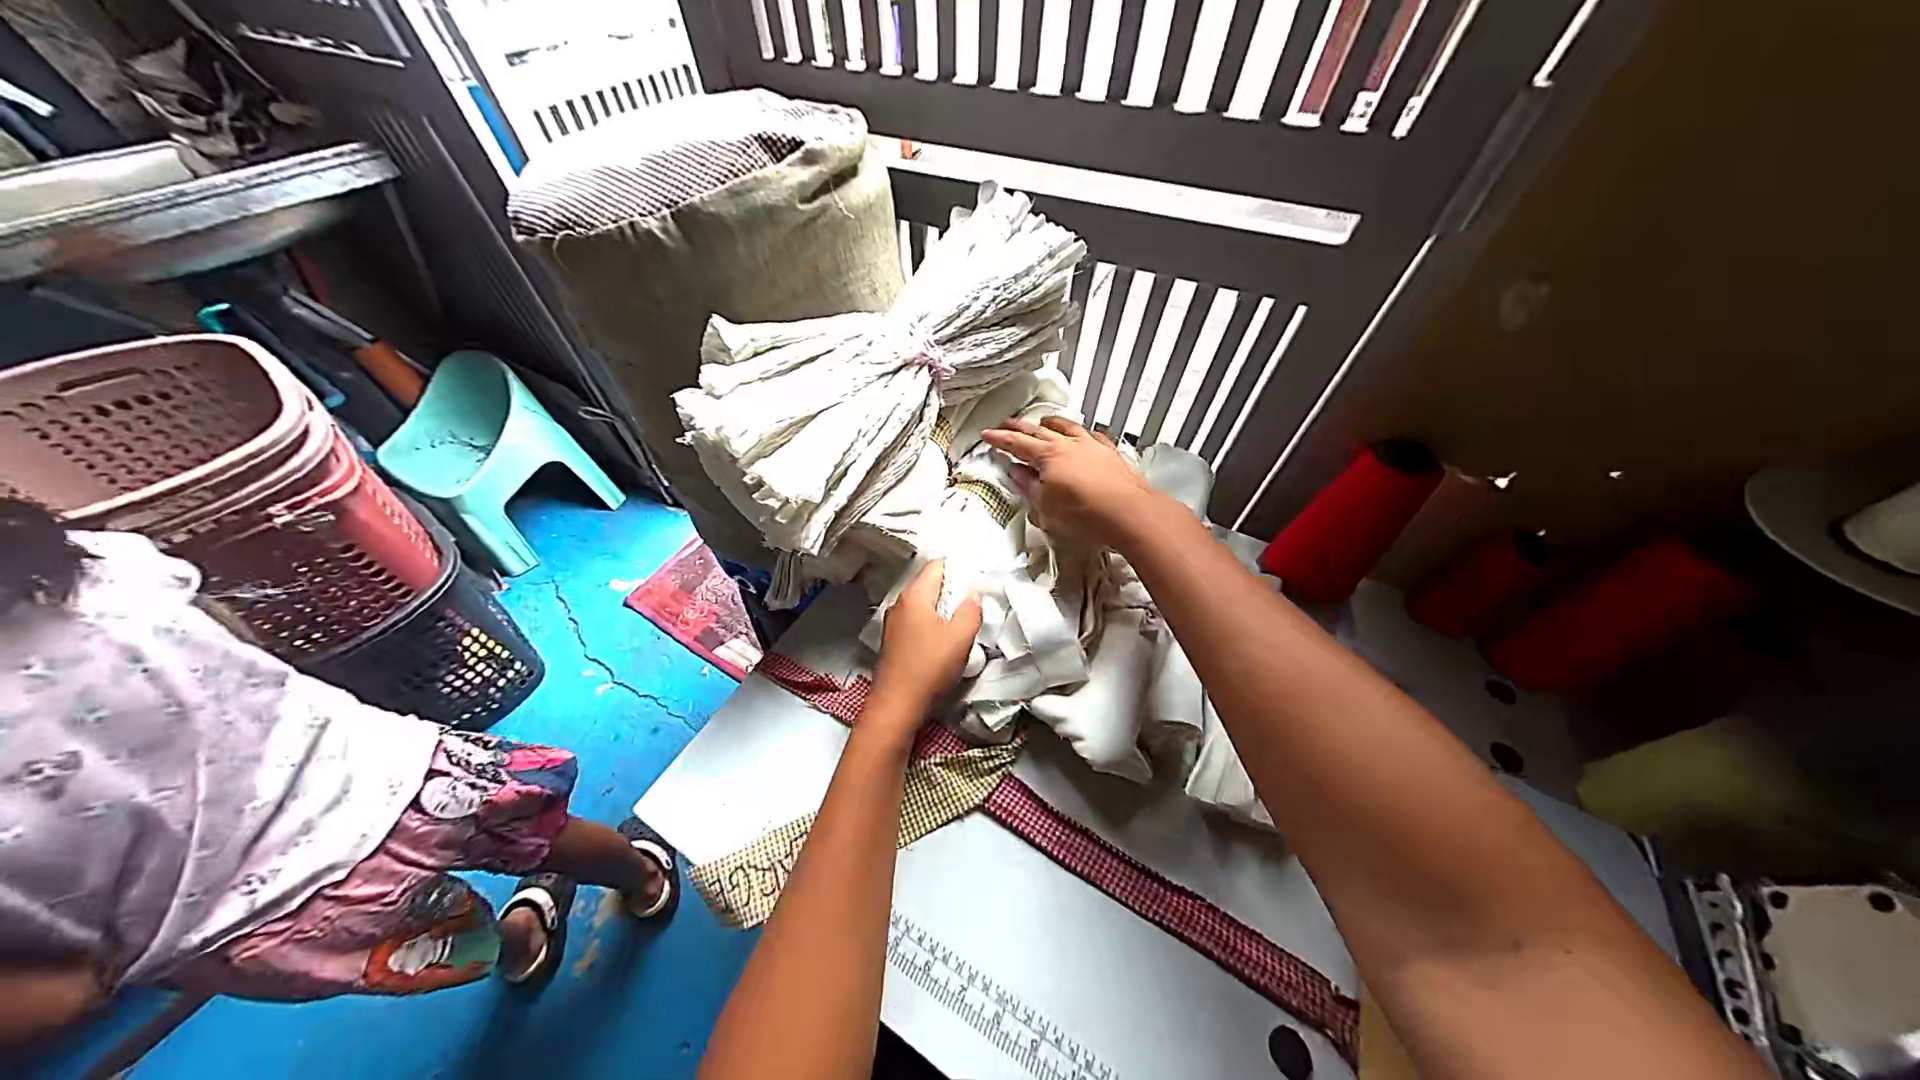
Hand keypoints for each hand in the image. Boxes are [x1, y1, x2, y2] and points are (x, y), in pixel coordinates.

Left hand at [872, 560, 982, 723]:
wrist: (896, 705)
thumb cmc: (929, 667)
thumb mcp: (960, 637)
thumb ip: (971, 610)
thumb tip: (973, 596)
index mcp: (914, 595)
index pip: (937, 566)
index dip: (959, 569)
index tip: (977, 581)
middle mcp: (899, 604)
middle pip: (929, 585)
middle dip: (953, 591)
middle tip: (974, 603)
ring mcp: (893, 623)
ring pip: (923, 605)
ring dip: (943, 610)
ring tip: (962, 624)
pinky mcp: (893, 641)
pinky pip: (916, 622)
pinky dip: (932, 625)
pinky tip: (943, 642)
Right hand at [979, 415, 1158, 544]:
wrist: (1129, 514)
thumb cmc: (1085, 514)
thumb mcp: (1046, 506)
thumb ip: (1029, 486)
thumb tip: (1016, 472)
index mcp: (1048, 456)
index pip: (1017, 444)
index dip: (1000, 439)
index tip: (987, 435)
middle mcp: (1069, 445)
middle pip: (1038, 431)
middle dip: (1019, 427)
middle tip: (1006, 424)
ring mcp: (1092, 446)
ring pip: (1067, 427)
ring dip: (1051, 423)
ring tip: (1042, 421)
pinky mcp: (1111, 454)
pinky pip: (1092, 436)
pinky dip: (1082, 432)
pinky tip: (1084, 434)